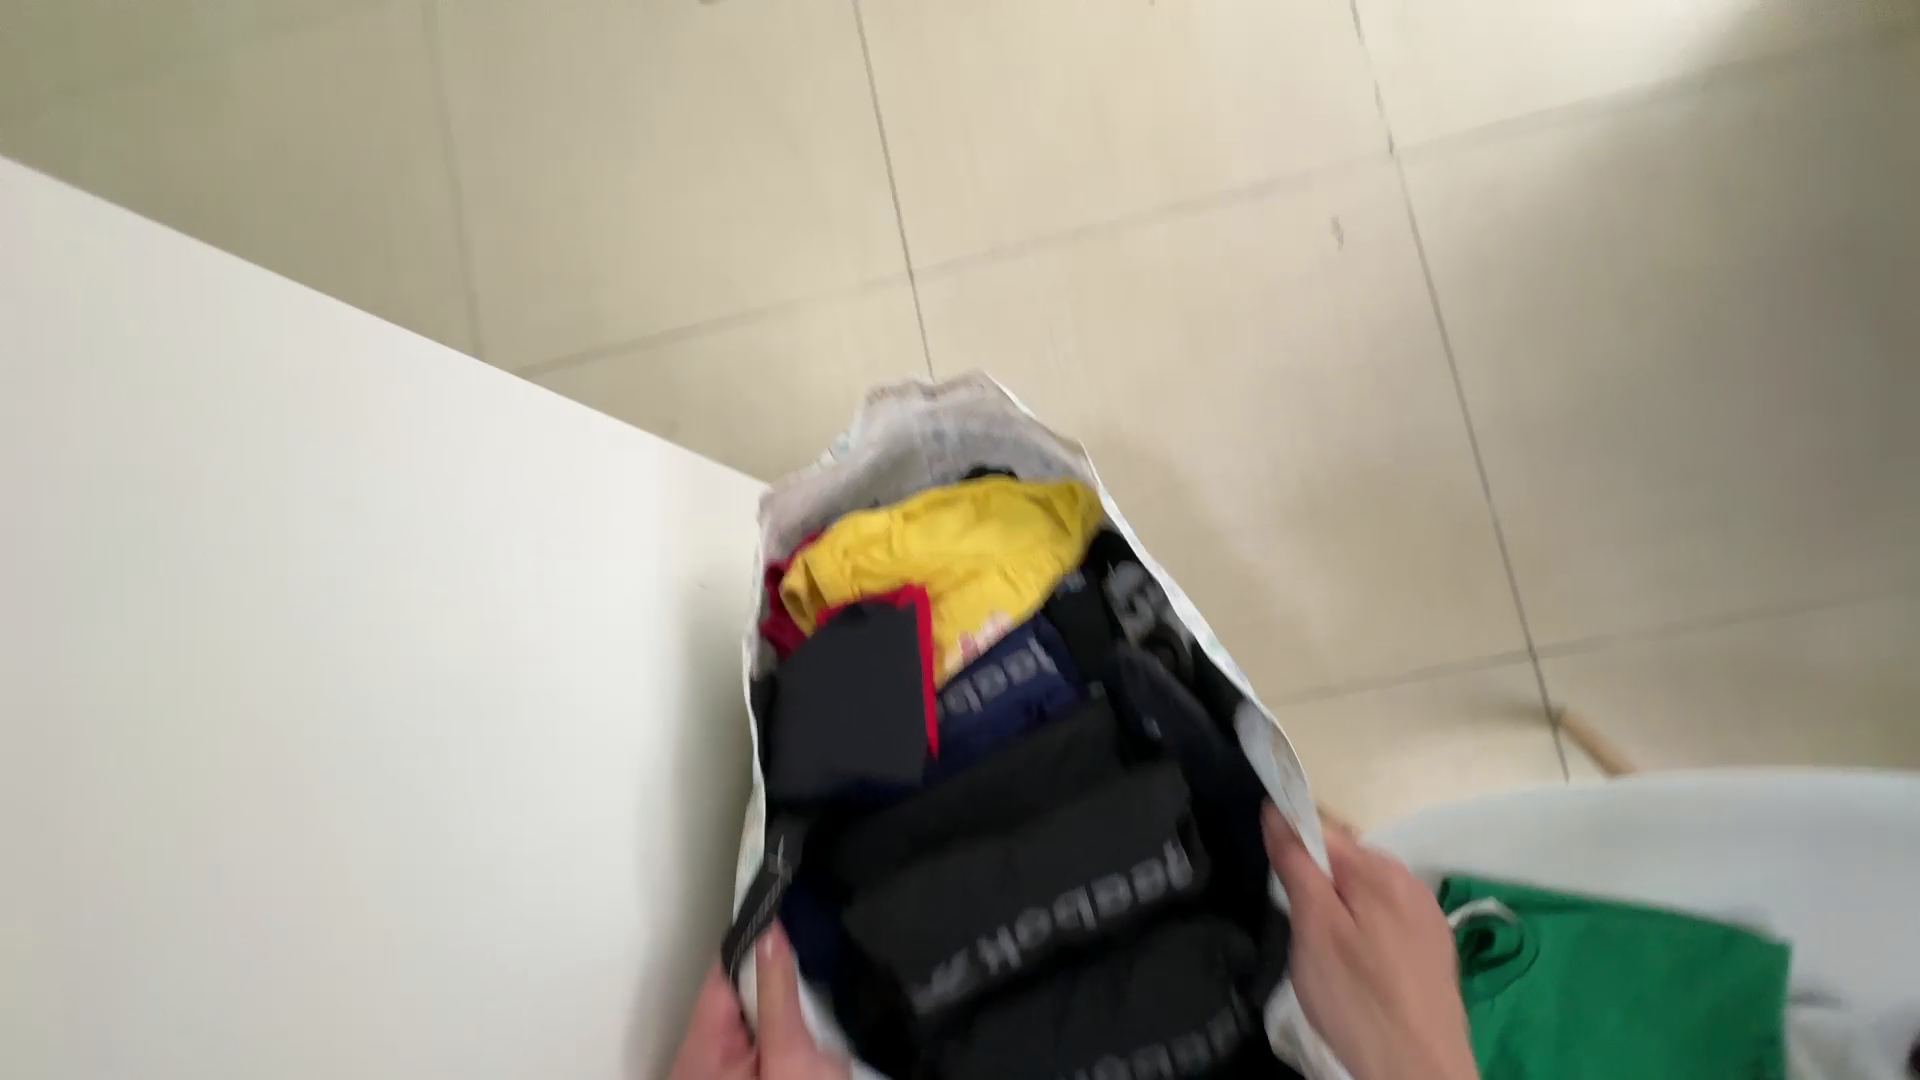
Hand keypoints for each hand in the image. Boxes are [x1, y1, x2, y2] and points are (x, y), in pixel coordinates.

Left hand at [668, 924, 850, 1079]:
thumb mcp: (791, 1055)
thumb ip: (777, 991)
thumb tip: (768, 932)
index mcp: (700, 1052)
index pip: (721, 973)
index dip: (753, 941)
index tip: (784, 913)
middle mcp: (701, 1064)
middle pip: (734, 994)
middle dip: (771, 978)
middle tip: (809, 972)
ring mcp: (720, 1076)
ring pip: (750, 1018)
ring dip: (781, 1006)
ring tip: (811, 1007)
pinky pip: (759, 1043)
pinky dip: (783, 1031)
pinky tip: (807, 1038)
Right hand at [1262, 804, 1478, 1079]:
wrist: (1419, 1076)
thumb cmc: (1357, 997)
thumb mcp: (1312, 925)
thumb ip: (1295, 862)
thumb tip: (1276, 810)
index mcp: (1379, 868)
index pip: (1319, 827)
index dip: (1288, 844)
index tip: (1275, 879)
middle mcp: (1408, 880)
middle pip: (1342, 857)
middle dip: (1314, 878)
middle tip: (1300, 924)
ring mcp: (1426, 914)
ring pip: (1362, 888)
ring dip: (1338, 903)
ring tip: (1327, 949)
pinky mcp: (1435, 947)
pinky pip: (1384, 915)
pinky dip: (1363, 926)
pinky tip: (1358, 964)